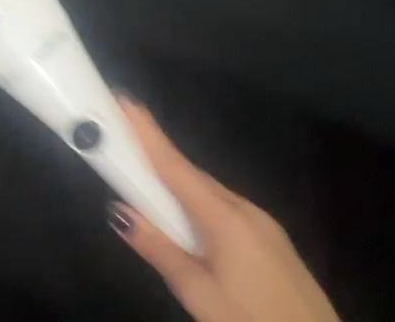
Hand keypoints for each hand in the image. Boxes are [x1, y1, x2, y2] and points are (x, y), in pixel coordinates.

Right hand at [111, 98, 340, 321]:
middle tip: (122, 146)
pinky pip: (226, 211)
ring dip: (177, 185)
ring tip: (146, 186)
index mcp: (226, 219)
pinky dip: (199, 205)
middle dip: (156, 158)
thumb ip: (161, 250)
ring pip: (210, 195)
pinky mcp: (275, 245)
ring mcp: (266, 227)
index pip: (175, 167)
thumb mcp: (200, 295)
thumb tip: (119, 211)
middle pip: (192, 177)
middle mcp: (247, 211)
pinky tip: (188, 222)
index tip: (125, 100)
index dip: (146, 133)